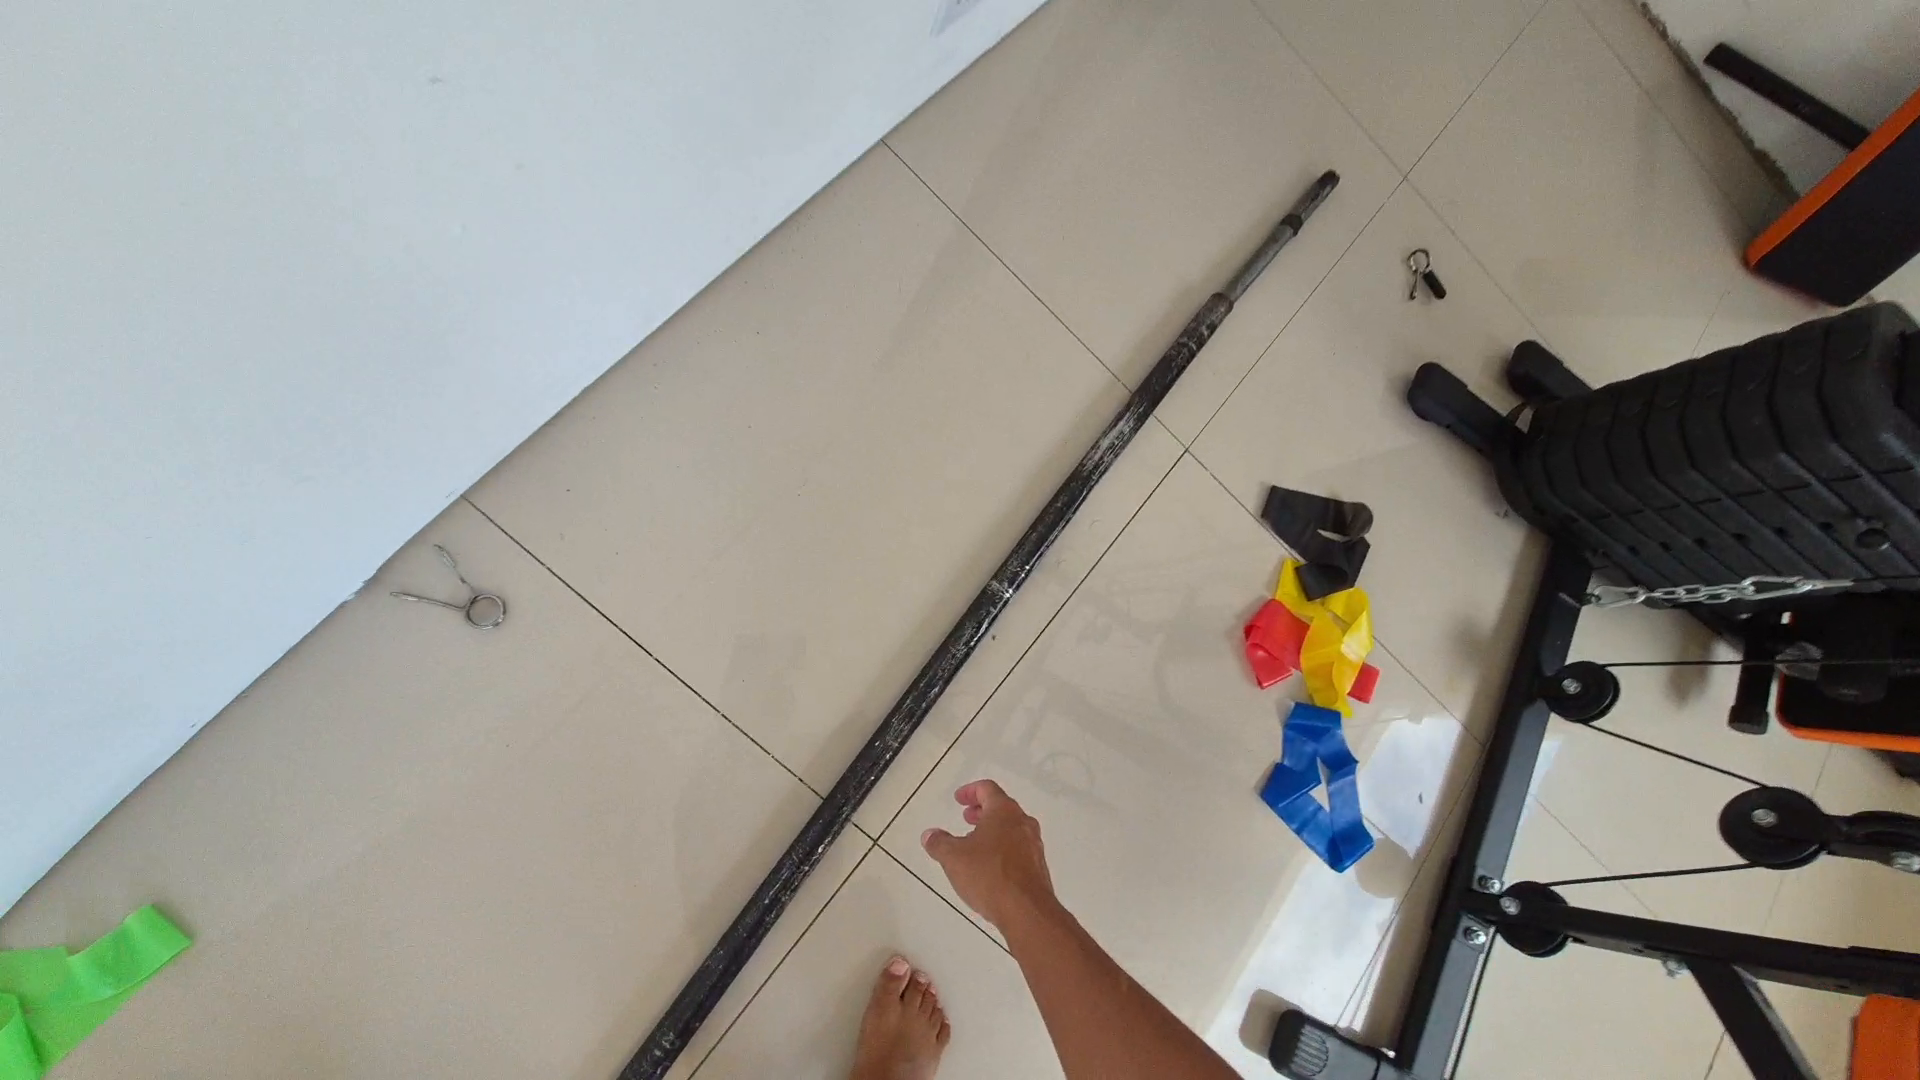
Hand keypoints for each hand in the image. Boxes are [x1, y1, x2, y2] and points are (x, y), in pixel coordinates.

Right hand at [921, 780, 1058, 932]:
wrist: (1027, 911)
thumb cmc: (989, 876)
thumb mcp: (954, 858)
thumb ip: (939, 843)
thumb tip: (929, 835)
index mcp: (1004, 811)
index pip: (987, 789)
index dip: (970, 791)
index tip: (959, 799)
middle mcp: (1023, 822)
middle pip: (1002, 807)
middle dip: (982, 811)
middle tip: (967, 818)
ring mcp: (1034, 845)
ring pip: (1011, 828)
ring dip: (993, 831)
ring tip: (974, 845)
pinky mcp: (1038, 867)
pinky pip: (1018, 849)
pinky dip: (1003, 848)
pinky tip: (990, 867)